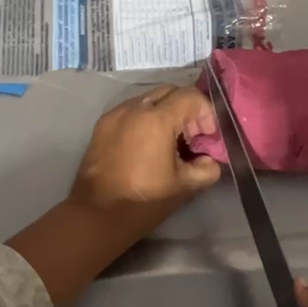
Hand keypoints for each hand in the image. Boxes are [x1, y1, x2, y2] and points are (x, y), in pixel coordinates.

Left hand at [68, 85, 221, 237]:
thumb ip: (208, 167)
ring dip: (167, 111)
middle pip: (171, 91)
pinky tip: (148, 144)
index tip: (207, 137)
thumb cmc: (144, 200)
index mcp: (156, 119)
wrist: (97, 215)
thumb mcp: (185, 187)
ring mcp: (116, 113)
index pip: (191, 97)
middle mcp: (135, 108)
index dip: (206, 114)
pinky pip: (133, 109)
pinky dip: (147, 117)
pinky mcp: (103, 123)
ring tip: (171, 141)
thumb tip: (210, 157)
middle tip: (192, 136)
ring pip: (151, 98)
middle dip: (188, 108)